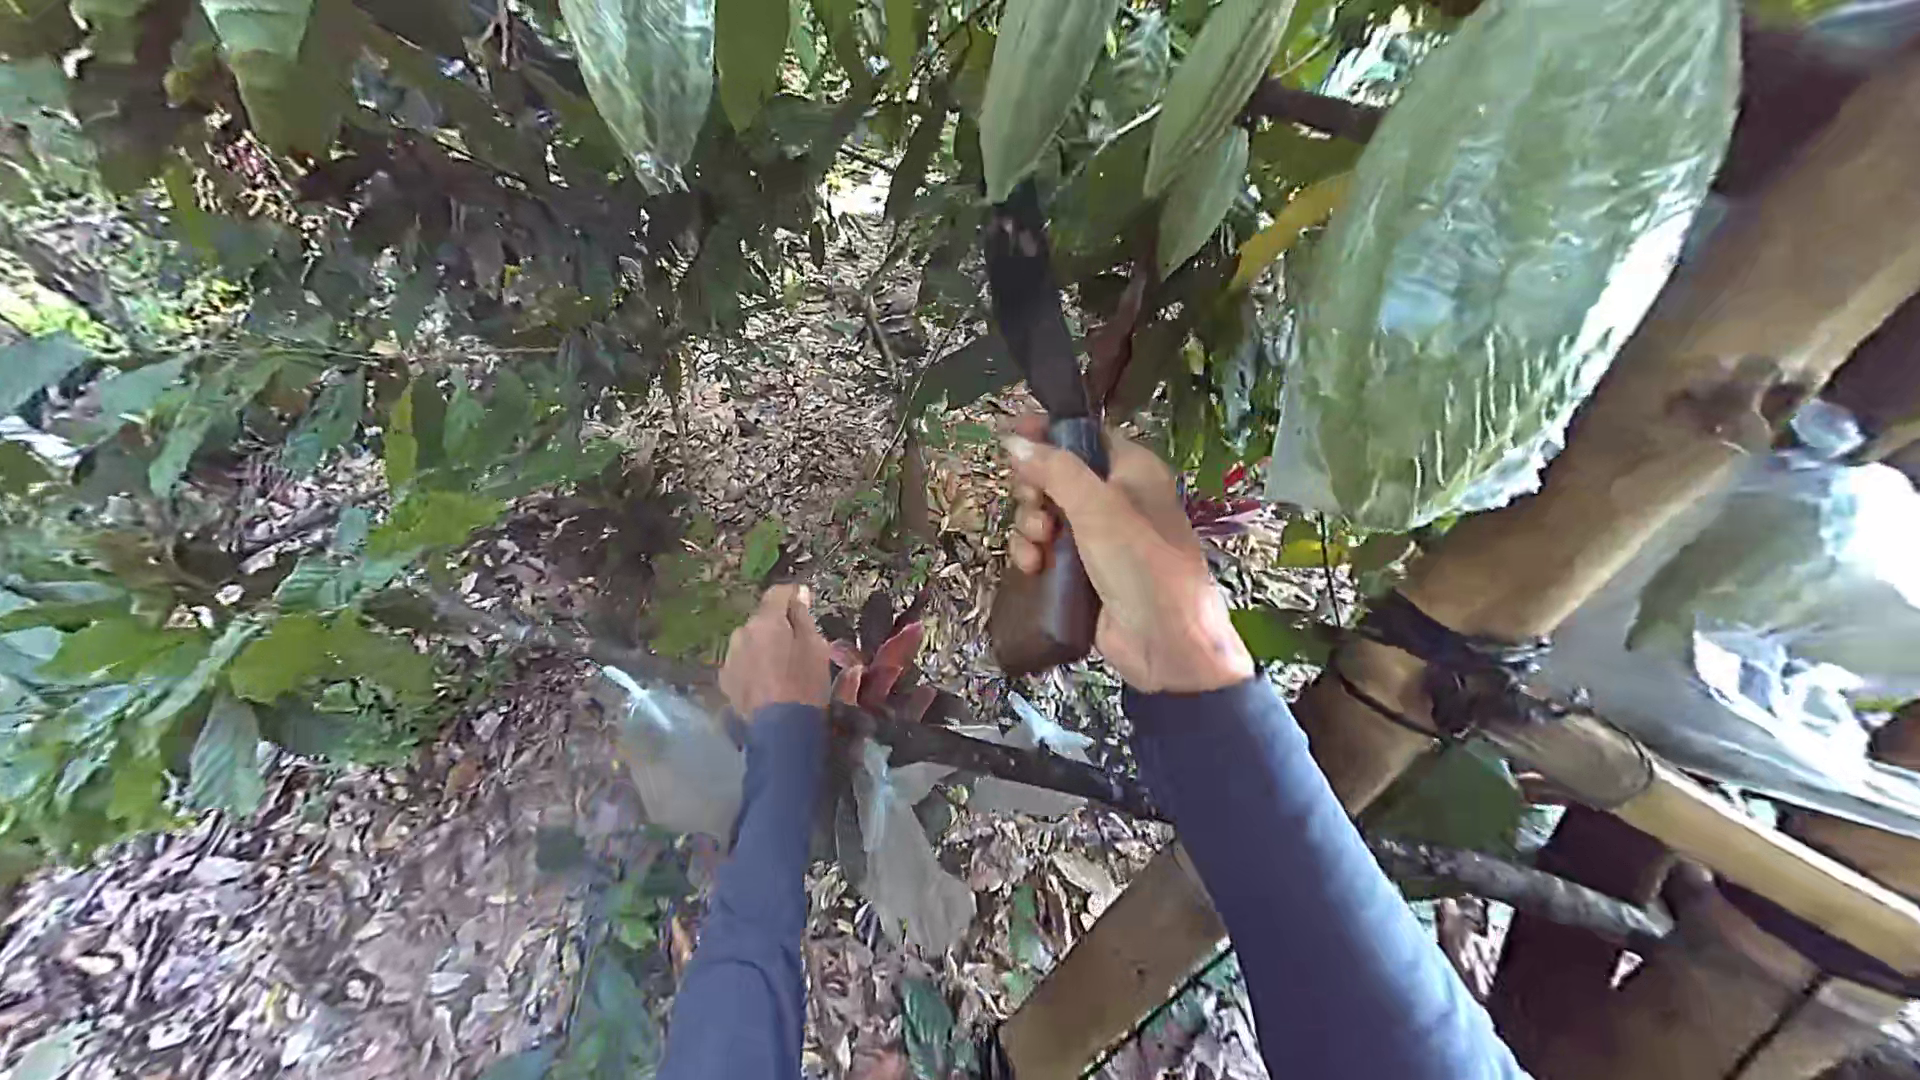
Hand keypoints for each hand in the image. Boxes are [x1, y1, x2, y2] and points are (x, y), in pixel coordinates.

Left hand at [720, 584, 831, 714]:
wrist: (780, 731)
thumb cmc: (805, 685)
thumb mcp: (815, 647)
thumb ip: (803, 617)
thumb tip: (798, 594)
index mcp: (766, 621)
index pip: (777, 593)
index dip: (793, 595)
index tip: (805, 603)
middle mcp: (741, 633)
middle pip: (762, 619)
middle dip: (777, 625)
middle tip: (797, 643)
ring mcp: (730, 658)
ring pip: (750, 641)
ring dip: (763, 646)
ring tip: (780, 666)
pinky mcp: (725, 680)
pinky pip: (742, 662)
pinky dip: (753, 665)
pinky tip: (766, 682)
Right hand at [1003, 418, 1252, 693]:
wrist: (1165, 645)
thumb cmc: (1141, 564)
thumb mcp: (1099, 509)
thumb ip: (1055, 471)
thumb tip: (1012, 442)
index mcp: (1132, 471)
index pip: (1084, 435)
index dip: (1048, 433)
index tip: (1012, 437)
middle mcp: (1114, 498)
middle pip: (1055, 475)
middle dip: (1034, 490)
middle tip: (1033, 505)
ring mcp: (1096, 536)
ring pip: (1044, 513)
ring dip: (1029, 526)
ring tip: (1038, 545)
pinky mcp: (1080, 569)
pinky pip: (1045, 548)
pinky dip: (1032, 553)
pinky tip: (1032, 567)